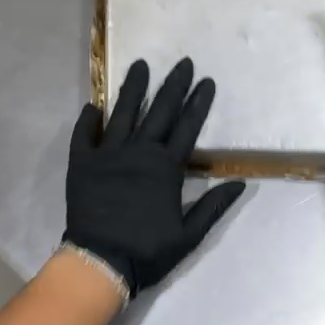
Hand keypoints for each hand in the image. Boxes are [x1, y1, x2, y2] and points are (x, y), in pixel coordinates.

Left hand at [64, 58, 245, 296]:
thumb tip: (241, 183)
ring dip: (134, 89)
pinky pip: (85, 135)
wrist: (101, 261)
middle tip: (183, 63)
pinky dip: (89, 120)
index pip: (188, 128)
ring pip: (123, 114)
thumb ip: (214, 206)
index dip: (198, 104)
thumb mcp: (189, 234)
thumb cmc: (148, 251)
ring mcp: (108, 155)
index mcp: (166, 169)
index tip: (206, 82)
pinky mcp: (83, 163)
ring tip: (141, 65)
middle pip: (160, 112)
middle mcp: (139, 153)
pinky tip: (94, 106)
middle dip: (173, 86)